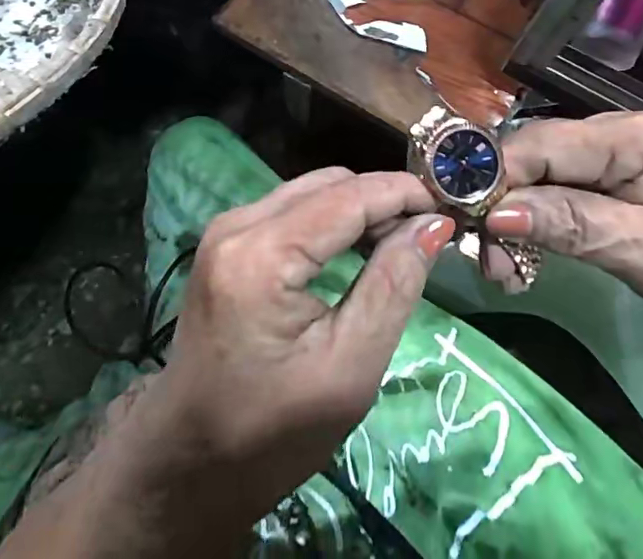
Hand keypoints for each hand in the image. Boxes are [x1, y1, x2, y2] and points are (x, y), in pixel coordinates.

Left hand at [136, 168, 454, 526]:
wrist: (190, 459)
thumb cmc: (270, 432)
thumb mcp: (348, 369)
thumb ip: (392, 286)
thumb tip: (432, 227)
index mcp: (259, 254)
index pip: (345, 197)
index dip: (402, 194)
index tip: (452, 208)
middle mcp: (236, 224)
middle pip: (326, 184)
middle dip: (382, 199)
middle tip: (430, 234)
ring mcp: (225, 230)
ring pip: (308, 192)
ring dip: (358, 208)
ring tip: (402, 242)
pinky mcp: (225, 244)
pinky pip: (290, 212)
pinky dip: (329, 221)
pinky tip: (358, 249)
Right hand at [484, 112, 642, 346]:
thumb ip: (576, 224)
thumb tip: (497, 211)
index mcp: (633, 136)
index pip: (541, 143)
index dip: (493, 175)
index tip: (462, 220)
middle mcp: (609, 136)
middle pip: (527, 157)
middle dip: (494, 203)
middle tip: (482, 259)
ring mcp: (602, 163)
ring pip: (527, 179)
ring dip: (503, 220)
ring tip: (500, 271)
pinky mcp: (597, 190)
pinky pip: (542, 199)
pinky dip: (521, 229)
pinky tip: (515, 260)